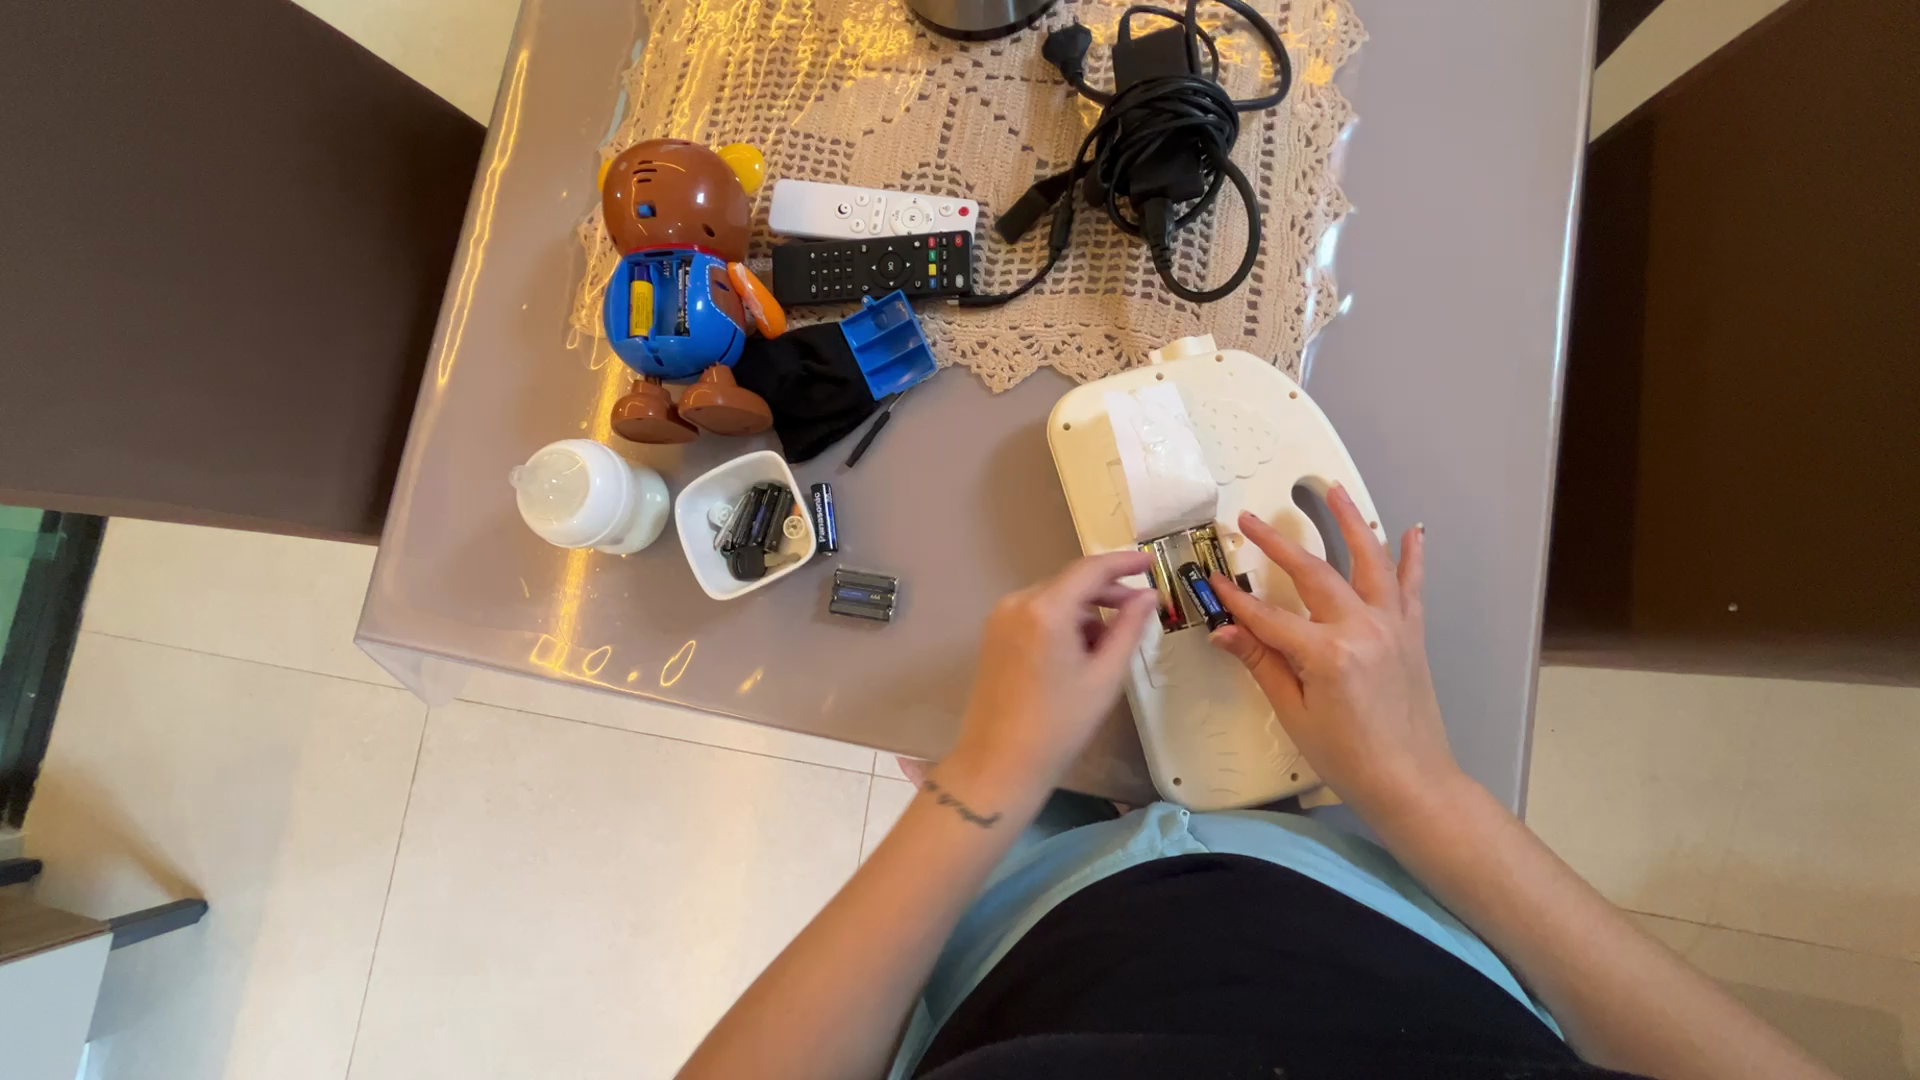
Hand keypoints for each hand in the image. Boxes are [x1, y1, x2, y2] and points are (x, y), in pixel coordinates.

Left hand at [947, 552, 1158, 799]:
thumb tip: (1147, 595)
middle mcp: (1018, 602)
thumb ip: (1129, 628)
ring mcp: (1001, 617)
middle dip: (1106, 592)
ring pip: (1054, 598)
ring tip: (1107, 647)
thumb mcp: (1105, 676)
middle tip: (1139, 612)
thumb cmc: (1059, 724)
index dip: (1123, 562)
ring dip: (1084, 611)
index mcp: (1046, 609)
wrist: (1000, 761)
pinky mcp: (994, 633)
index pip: (1090, 569)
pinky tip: (1078, 653)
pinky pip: (1036, 613)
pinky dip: (1061, 622)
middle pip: (1070, 582)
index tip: (1150, 562)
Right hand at [1208, 486, 1460, 820]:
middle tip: (1248, 520)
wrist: (1413, 782)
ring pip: (1369, 562)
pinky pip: (1412, 587)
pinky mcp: (1411, 633)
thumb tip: (1223, 630)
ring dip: (1350, 522)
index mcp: (1327, 653)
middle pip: (1312, 573)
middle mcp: (1362, 629)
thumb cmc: (1347, 756)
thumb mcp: (1293, 711)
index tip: (1213, 581)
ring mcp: (1392, 627)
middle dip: (1277, 543)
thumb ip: (1261, 662)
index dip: (1235, 600)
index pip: (1268, 616)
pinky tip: (1412, 529)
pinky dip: (1412, 557)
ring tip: (1332, 491)